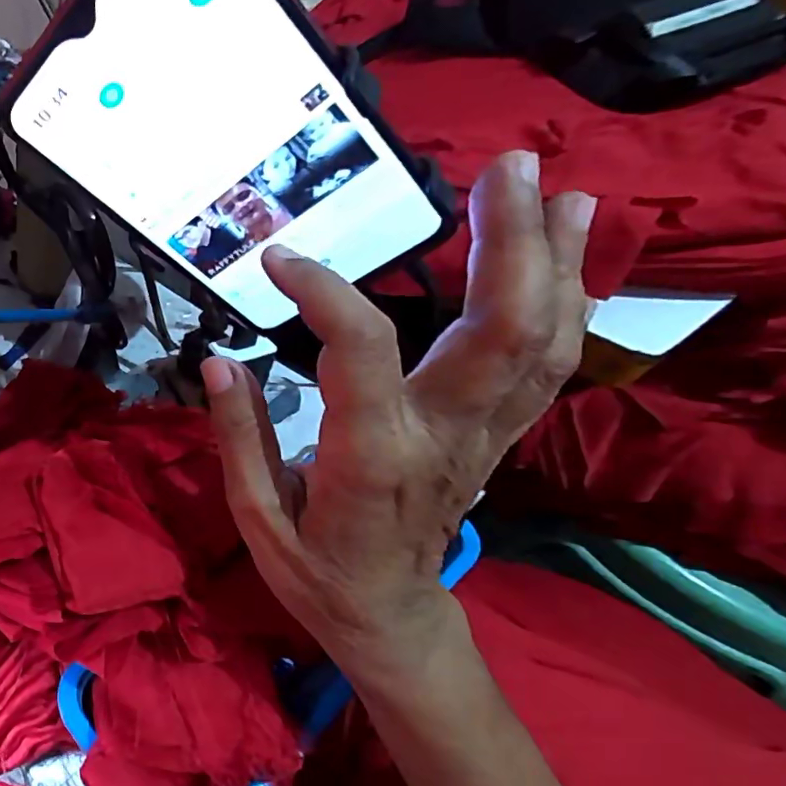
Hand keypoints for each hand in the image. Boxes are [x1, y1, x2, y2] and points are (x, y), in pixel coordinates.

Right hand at [202, 152, 595, 677]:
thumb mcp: (255, 513)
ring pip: (545, 340)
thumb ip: (241, 434)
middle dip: (508, 243)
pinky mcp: (498, 435)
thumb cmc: (312, 569)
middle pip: (502, 330)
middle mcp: (445, 436)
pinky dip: (567, 302)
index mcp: (372, 455)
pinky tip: (563, 258)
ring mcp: (485, 435)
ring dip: (555, 260)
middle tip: (500, 170)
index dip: (322, 292)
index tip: (279, 258)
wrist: (387, 615)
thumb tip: (218, 361)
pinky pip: (551, 363)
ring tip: (553, 190)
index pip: (359, 352)